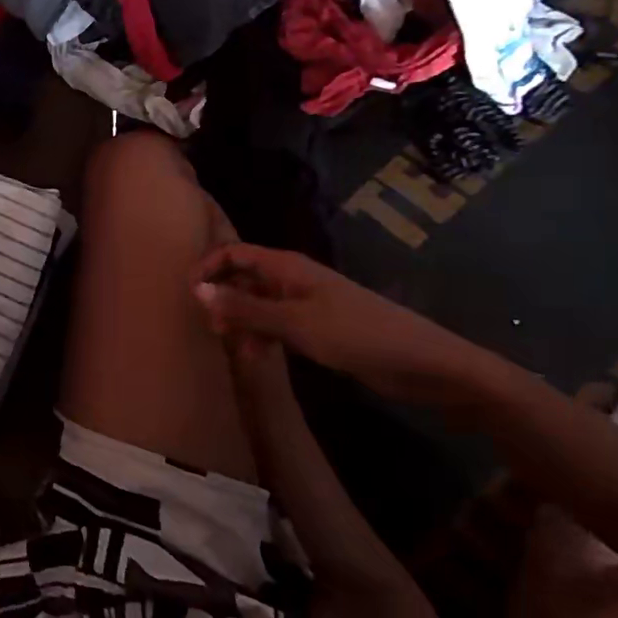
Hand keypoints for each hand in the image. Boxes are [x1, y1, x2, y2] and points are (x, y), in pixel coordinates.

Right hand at [192, 244, 496, 404]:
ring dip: (241, 319)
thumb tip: (197, 290)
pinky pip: (277, 323)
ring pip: (259, 302)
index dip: (209, 267)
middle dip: (222, 296)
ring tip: (230, 346)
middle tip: (210, 328)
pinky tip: (257, 356)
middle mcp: (293, 279)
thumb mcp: (295, 324)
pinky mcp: (319, 328)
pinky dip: (262, 335)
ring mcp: (307, 303)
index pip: (234, 253)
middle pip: (244, 276)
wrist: (427, 365)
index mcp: (287, 267)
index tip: (189, 295)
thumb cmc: (358, 334)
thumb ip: (245, 309)